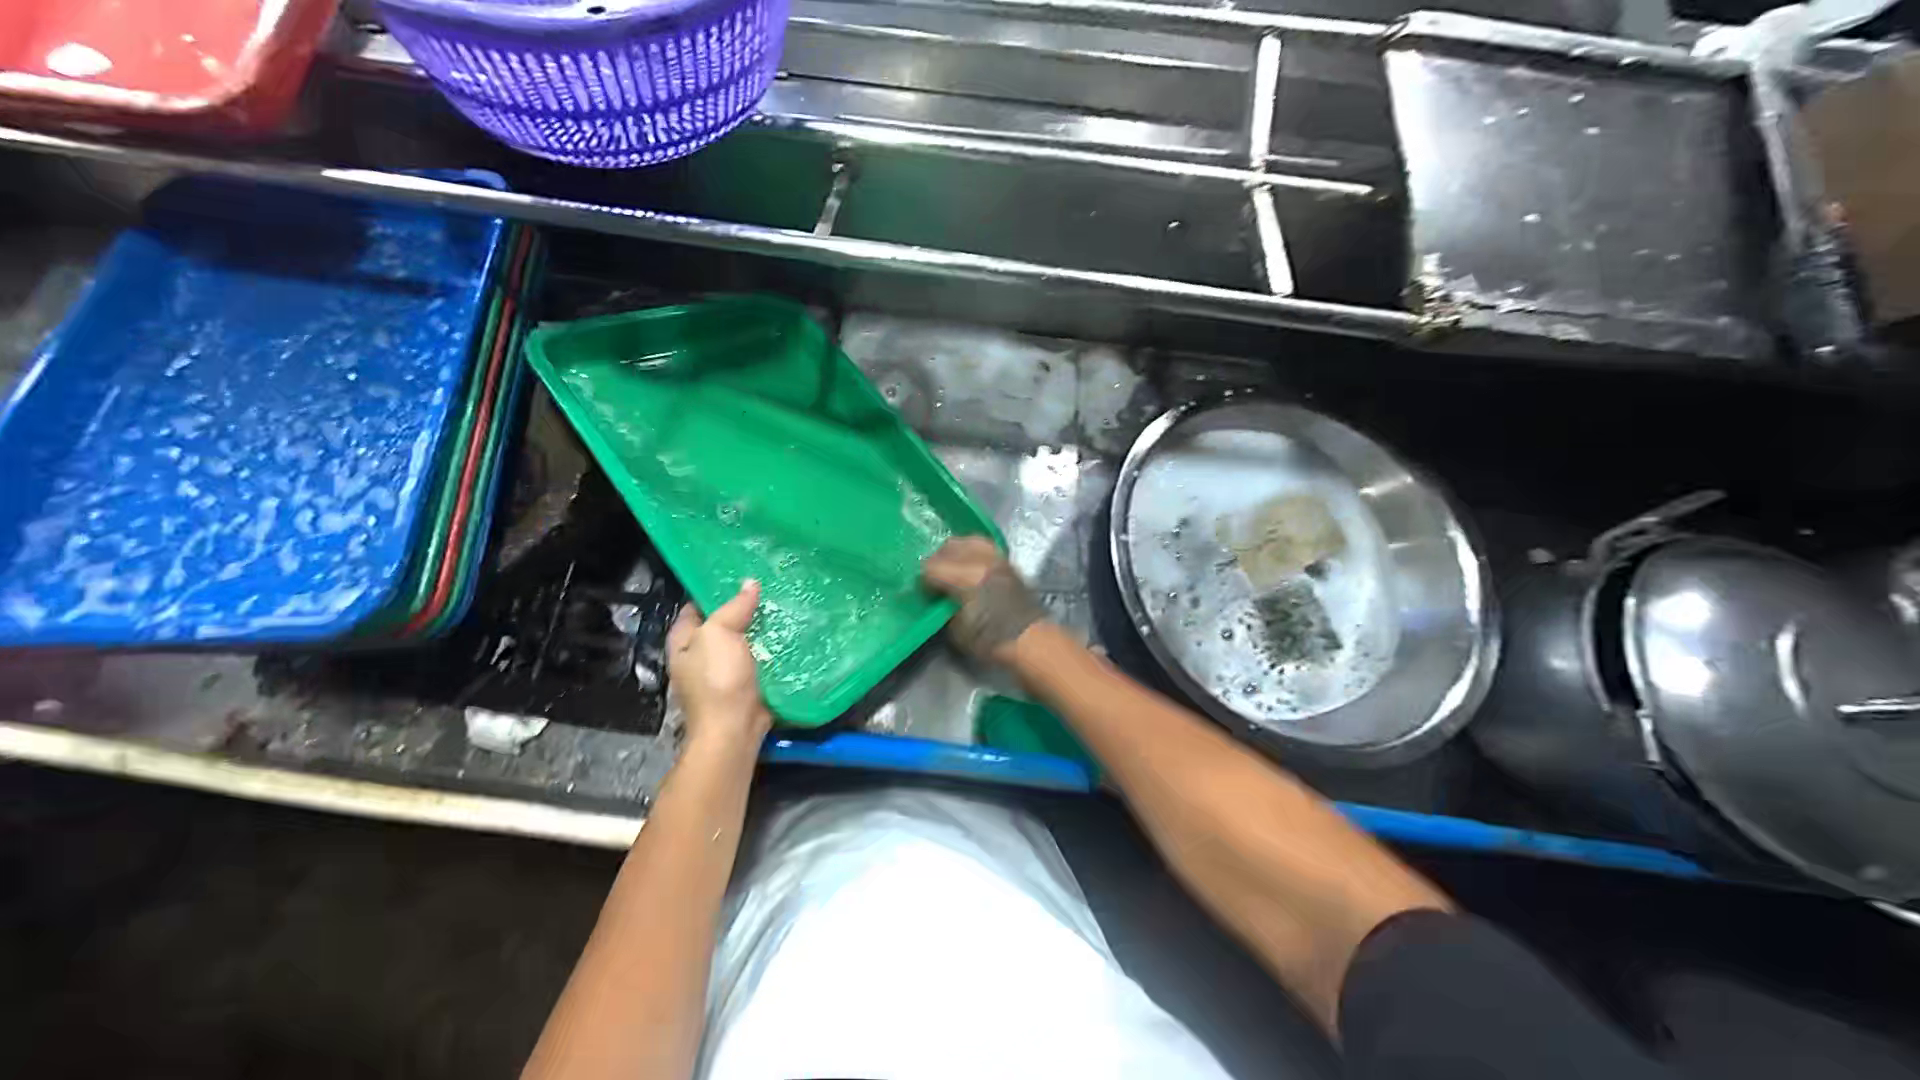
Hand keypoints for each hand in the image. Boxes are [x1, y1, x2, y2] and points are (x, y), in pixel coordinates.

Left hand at [667, 580, 770, 754]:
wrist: (734, 729)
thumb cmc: (717, 679)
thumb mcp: (720, 634)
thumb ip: (734, 607)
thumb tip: (750, 583)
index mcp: (683, 641)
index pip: (697, 605)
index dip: (716, 589)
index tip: (742, 574)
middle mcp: (700, 655)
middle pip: (723, 623)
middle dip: (744, 608)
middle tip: (771, 588)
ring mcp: (723, 671)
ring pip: (745, 641)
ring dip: (762, 629)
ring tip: (785, 606)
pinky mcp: (745, 684)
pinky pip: (760, 659)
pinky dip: (773, 649)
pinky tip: (790, 634)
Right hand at [921, 536, 1047, 662]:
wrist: (1031, 640)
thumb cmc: (991, 641)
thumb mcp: (957, 630)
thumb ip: (944, 606)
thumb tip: (939, 597)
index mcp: (965, 577)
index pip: (931, 567)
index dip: (924, 581)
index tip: (925, 592)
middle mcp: (980, 560)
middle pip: (948, 547)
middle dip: (937, 562)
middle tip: (935, 579)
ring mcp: (996, 558)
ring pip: (967, 541)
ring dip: (955, 553)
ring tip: (952, 568)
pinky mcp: (1007, 561)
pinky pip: (984, 546)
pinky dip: (973, 552)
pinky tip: (970, 566)